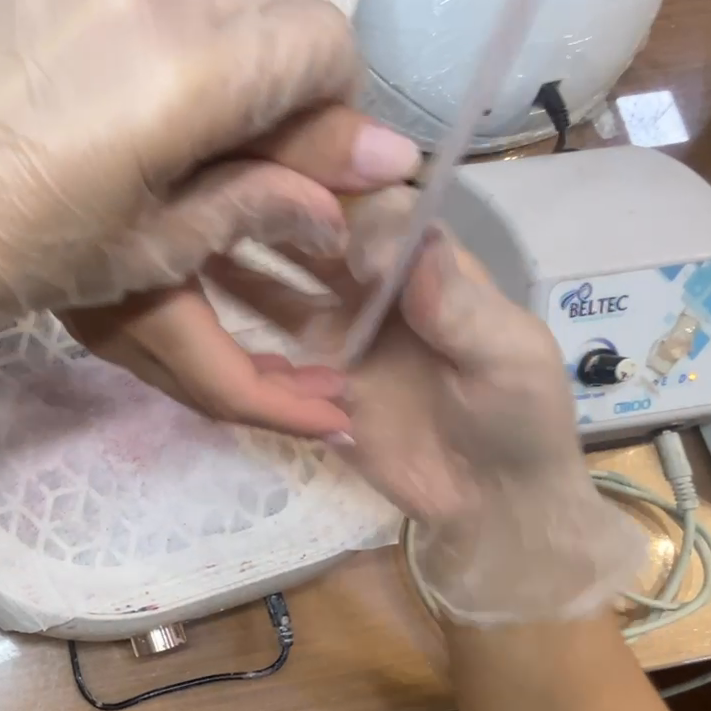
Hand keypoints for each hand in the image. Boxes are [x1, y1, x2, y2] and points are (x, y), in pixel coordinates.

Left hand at [0, 0, 417, 447]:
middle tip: (234, 144)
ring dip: (215, 43)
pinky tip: (109, 81)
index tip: (300, 158)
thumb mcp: (153, 249)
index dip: (329, 109)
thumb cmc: (29, 260)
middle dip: (277, 73)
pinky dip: (148, 24)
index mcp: (186, 71)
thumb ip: (261, 198)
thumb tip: (368, 173)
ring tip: (166, 116)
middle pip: (271, 4)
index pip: (323, 45)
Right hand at [59, 117, 420, 437]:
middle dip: (276, 405)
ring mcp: (100, 326)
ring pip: (187, 379)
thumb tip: (386, 176)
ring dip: (251, 381)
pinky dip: (222, 356)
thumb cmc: (100, 146)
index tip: (344, 418)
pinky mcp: (95, 305)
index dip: (287, 411)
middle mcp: (119, 335)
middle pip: (206, 395)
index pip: (227, 387)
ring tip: (311, 372)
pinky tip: (260, 337)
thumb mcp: (208, 147)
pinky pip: (170, 354)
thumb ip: (292, 167)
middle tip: (338, 395)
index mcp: (148, 310)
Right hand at [206, 188, 643, 621]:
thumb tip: (415, 241)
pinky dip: (239, 338)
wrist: (487, 502)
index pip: (384, 221)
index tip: (329, 231)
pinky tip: (197, 319)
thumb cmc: (517, 419)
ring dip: (244, 272)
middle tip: (226, 208)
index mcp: (431, 273)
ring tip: (193, 250)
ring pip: (284, 294)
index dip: (352, 218)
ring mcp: (339, 340)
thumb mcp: (507, 358)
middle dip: (280, 225)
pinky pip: (272, 357)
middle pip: (321, 247)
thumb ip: (461, 307)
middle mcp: (376, 296)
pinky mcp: (312, 385)